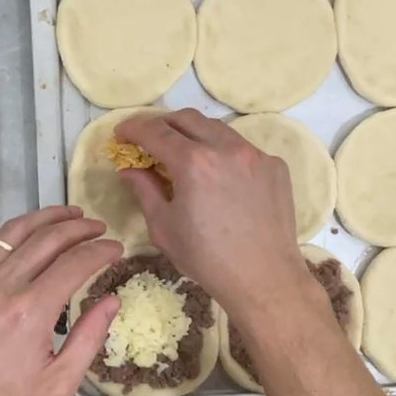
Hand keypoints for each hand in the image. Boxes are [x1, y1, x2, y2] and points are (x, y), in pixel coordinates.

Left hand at [0, 206, 122, 395]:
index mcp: (31, 311)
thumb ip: (90, 338)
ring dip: (47, 218)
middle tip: (99, 227)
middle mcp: (2, 286)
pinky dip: (19, 236)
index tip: (117, 249)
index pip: (75, 263)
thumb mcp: (58, 383)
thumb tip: (112, 301)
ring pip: (16, 233)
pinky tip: (33, 240)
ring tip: (70, 215)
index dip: (101, 251)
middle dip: (79, 228)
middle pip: (47, 238)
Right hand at [113, 108, 312, 317]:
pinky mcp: (274, 167)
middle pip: (187, 118)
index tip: (121, 134)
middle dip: (162, 124)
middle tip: (149, 140)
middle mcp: (226, 148)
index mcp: (194, 163)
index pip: (156, 131)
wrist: (263, 277)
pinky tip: (217, 177)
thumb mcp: (164, 227)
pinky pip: (242, 149)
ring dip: (194, 134)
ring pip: (218, 129)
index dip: (133, 128)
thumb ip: (145, 190)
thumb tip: (129, 170)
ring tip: (182, 154)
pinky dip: (222, 153)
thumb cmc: (205, 258)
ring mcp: (255, 155)